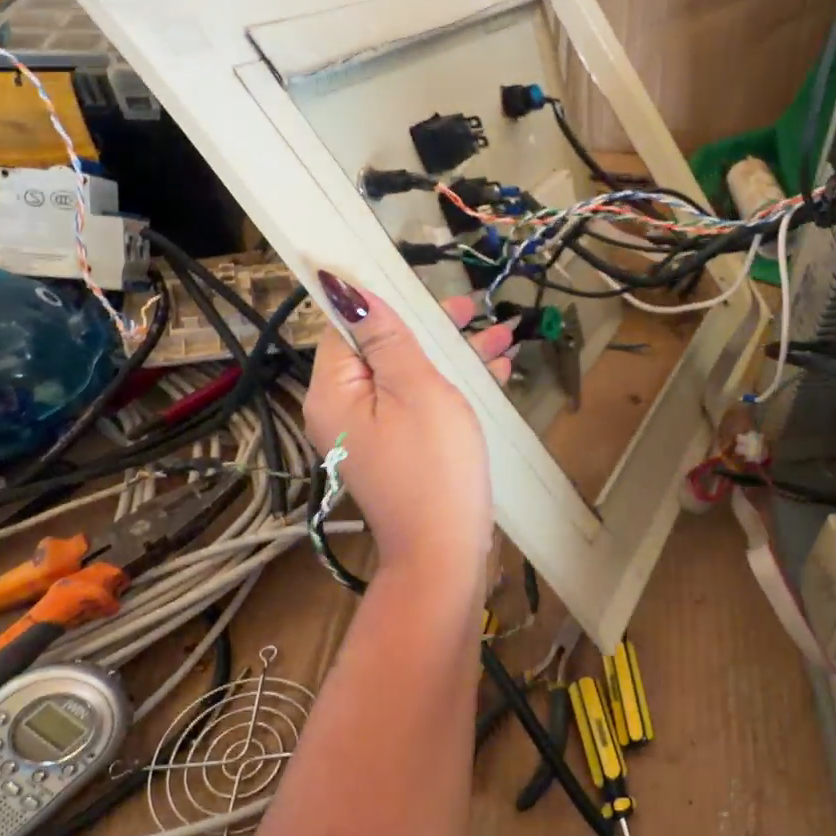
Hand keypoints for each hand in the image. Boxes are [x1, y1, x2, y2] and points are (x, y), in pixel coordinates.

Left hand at [303, 271, 514, 579]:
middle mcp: (346, 411)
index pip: (345, 329)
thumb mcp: (415, 388)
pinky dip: (456, 387)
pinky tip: (496, 370)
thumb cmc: (433, 463)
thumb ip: (385, 336)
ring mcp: (376, 435)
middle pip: (383, 351)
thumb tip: (343, 286)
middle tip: (472, 308)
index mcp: (334, 391)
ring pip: (412, 377)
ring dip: (455, 354)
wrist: (445, 549)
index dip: (381, 304)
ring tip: (501, 335)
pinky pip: (424, 405)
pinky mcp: (404, 452)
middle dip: (432, 329)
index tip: (421, 286)